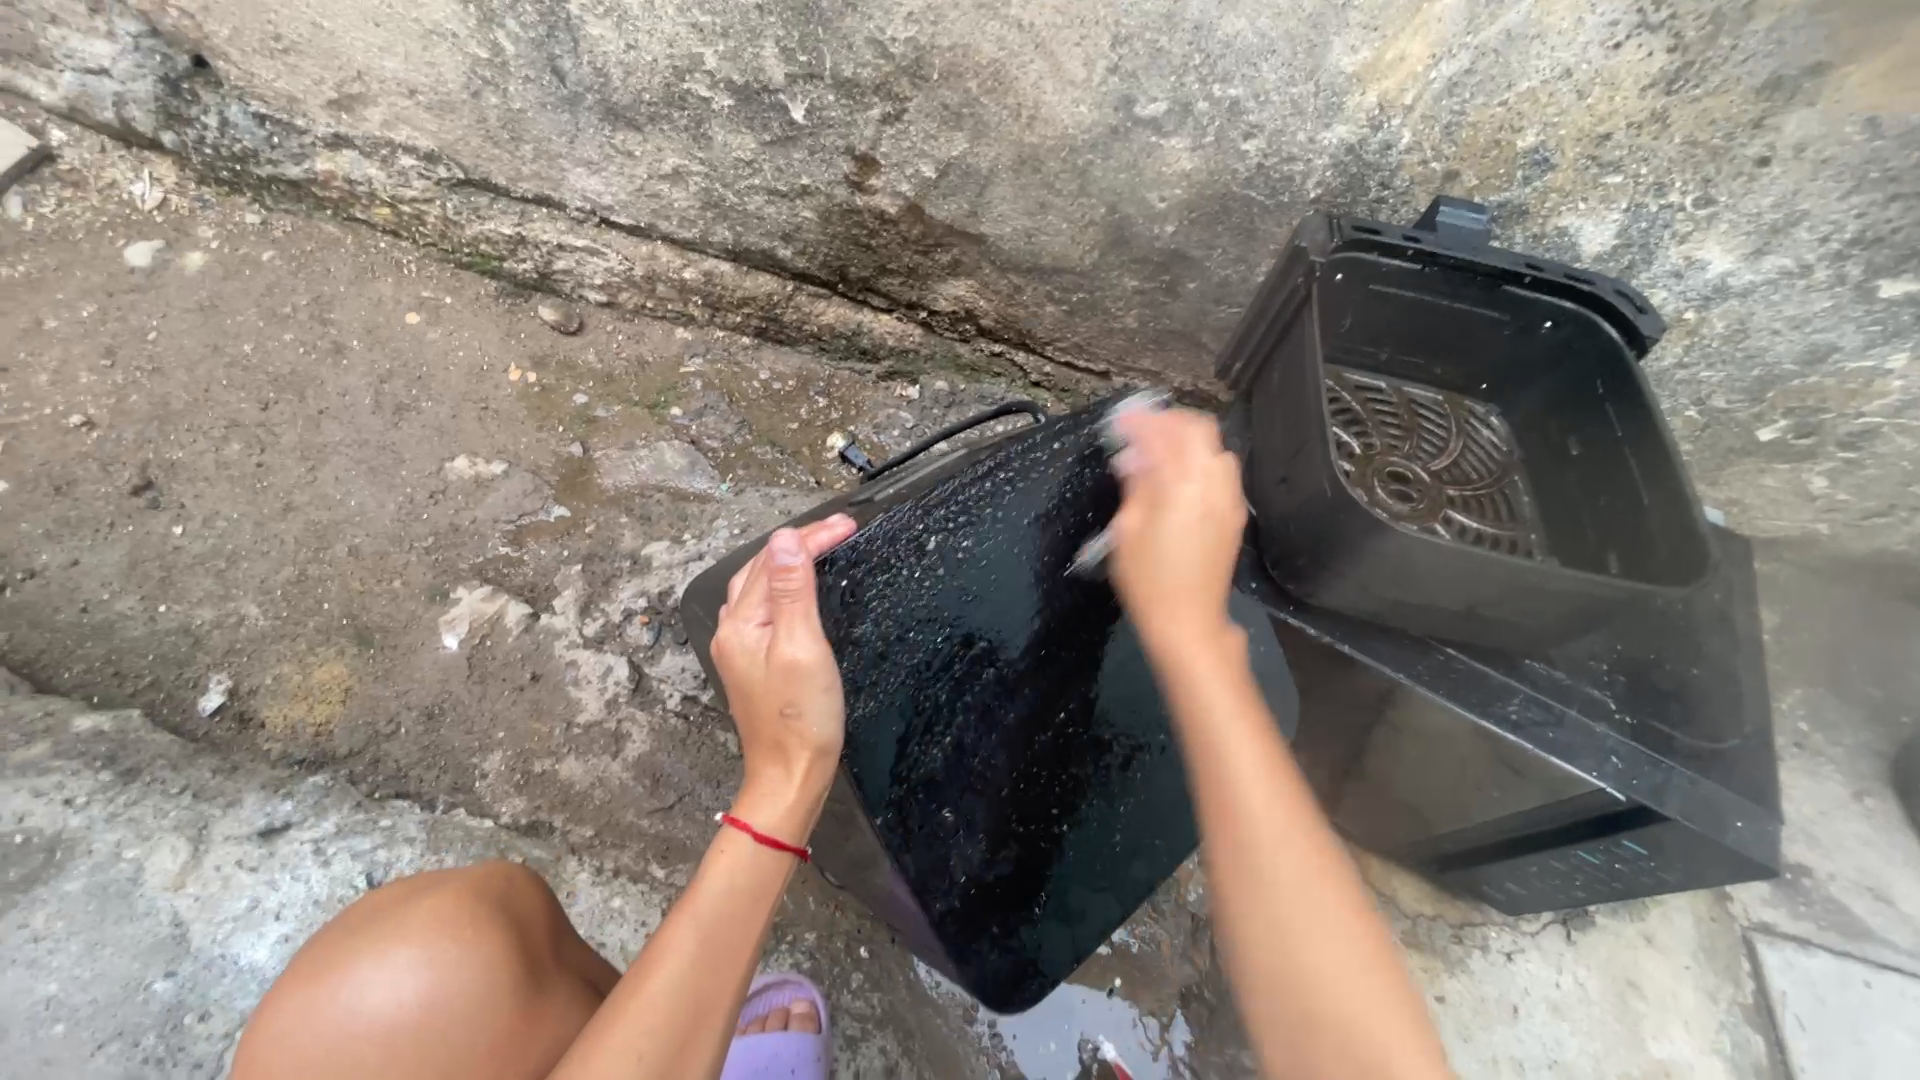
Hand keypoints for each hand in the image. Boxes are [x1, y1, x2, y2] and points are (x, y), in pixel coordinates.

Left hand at [710, 514, 857, 820]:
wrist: (790, 775)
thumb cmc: (800, 719)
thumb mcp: (802, 647)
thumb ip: (791, 591)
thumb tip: (785, 540)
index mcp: (741, 624)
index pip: (775, 560)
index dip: (812, 537)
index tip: (848, 524)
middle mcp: (733, 630)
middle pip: (762, 568)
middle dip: (801, 542)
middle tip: (842, 527)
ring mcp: (741, 647)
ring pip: (760, 586)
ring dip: (791, 560)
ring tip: (823, 545)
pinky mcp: (755, 662)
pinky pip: (766, 607)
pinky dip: (785, 585)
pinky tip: (800, 587)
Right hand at [1107, 408, 1247, 657]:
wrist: (1188, 621)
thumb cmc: (1148, 581)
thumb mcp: (1127, 530)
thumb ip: (1136, 485)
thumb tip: (1134, 456)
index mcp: (1182, 485)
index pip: (1164, 433)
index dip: (1140, 421)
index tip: (1119, 421)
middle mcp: (1213, 484)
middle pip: (1199, 429)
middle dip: (1168, 421)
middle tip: (1140, 428)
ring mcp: (1228, 499)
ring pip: (1214, 448)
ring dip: (1186, 439)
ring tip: (1158, 450)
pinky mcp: (1233, 515)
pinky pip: (1222, 471)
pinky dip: (1200, 460)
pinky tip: (1178, 475)